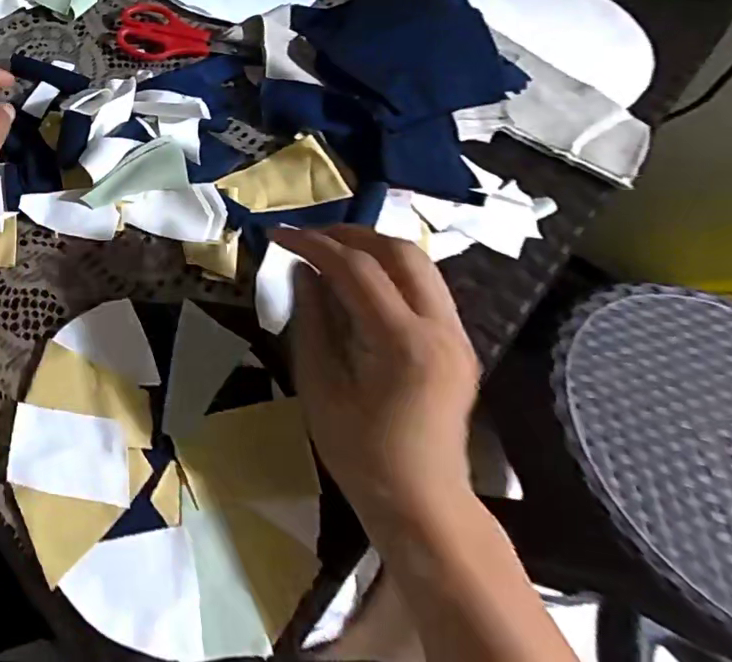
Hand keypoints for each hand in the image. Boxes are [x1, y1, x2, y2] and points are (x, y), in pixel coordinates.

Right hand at [274, 225, 480, 536]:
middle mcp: (441, 330)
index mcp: (402, 341)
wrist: (419, 496)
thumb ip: (312, 318)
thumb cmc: (355, 445)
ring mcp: (457, 337)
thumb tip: (301, 271)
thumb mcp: (318, 379)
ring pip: (419, 265)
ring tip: (324, 252)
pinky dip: (386, 271)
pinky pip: (423, 288)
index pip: (356, 267)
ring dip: (370, 248)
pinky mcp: (456, 345)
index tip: (274, 234)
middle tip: (304, 237)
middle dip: (349, 234)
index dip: (311, 243)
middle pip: (401, 253)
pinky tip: (352, 281)